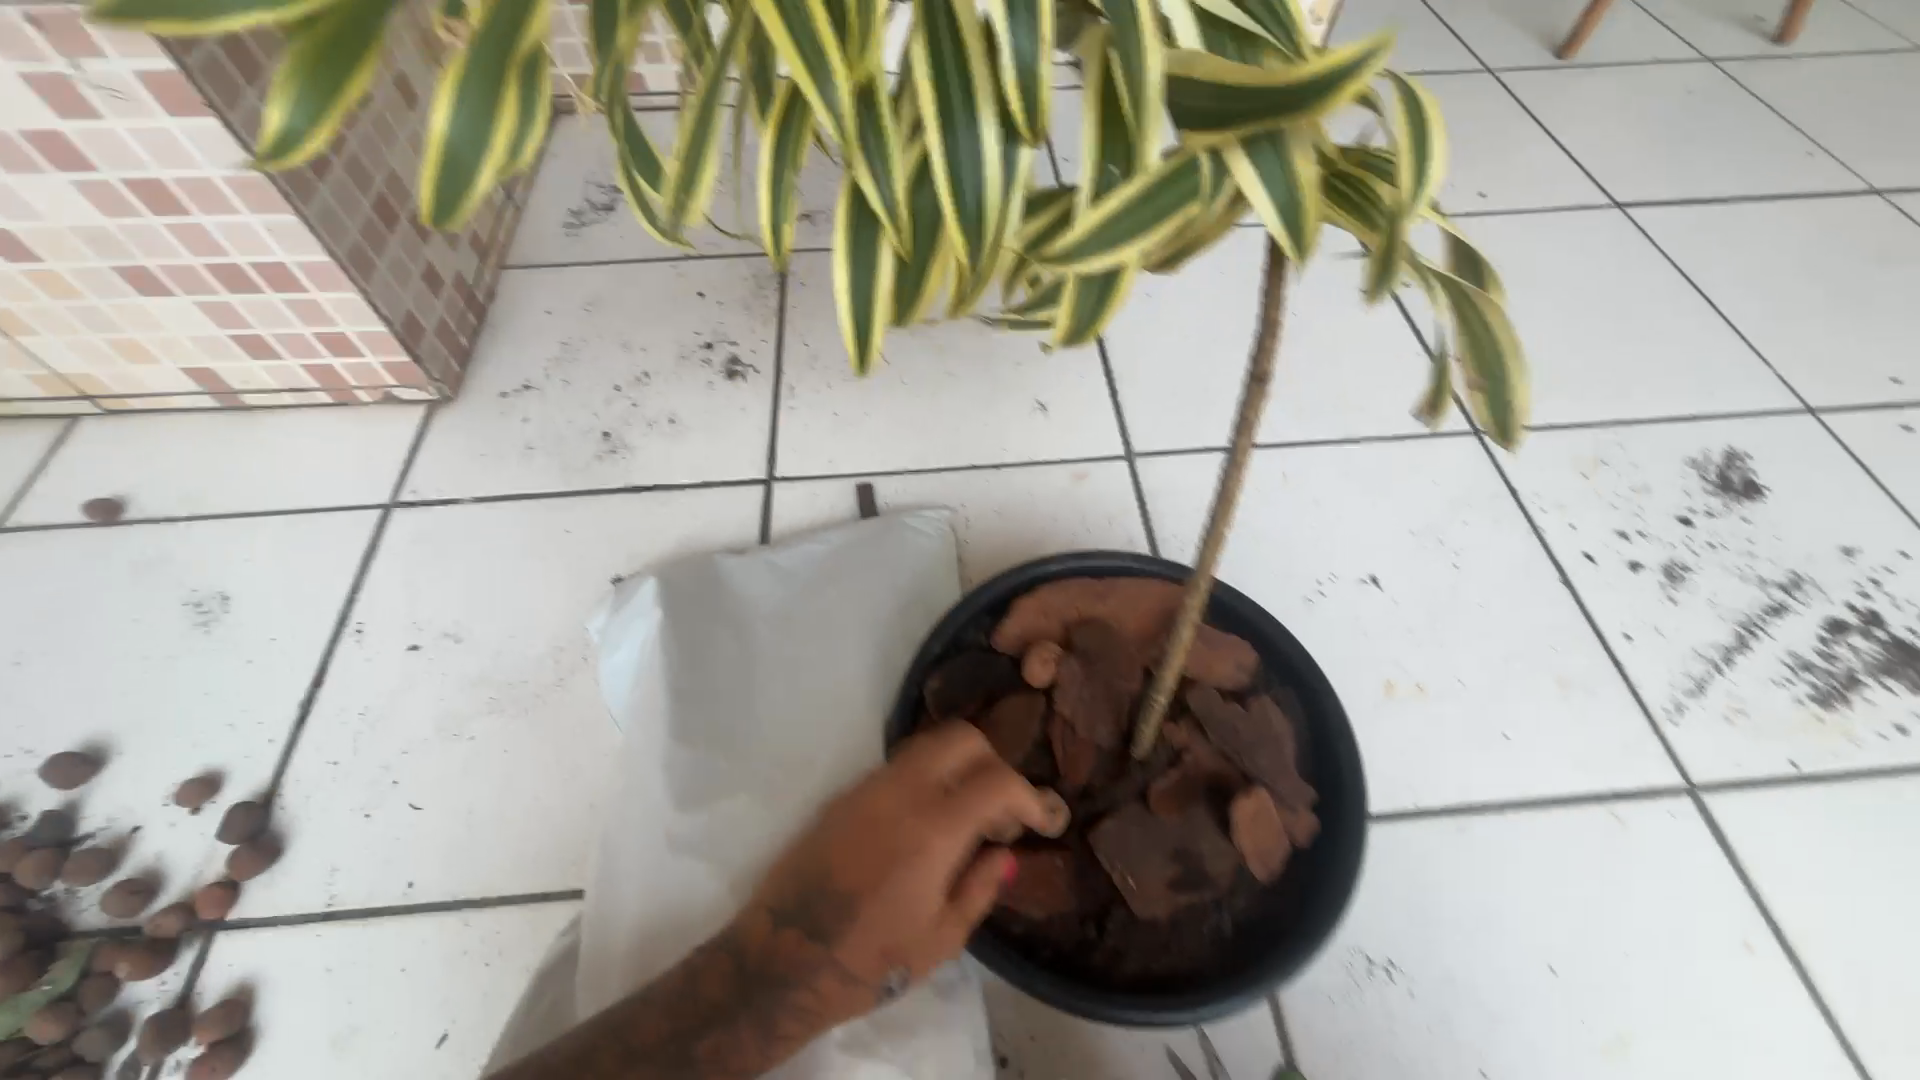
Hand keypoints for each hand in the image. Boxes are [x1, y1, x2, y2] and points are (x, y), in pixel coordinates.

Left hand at [731, 722, 1070, 1029]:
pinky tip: (925, 822)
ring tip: (964, 815)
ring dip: (957, 765)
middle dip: (993, 761)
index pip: (997, 779)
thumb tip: (1005, 852)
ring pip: (926, 745)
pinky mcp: (843, 795)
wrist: (783, 958)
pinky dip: (925, 777)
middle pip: (961, 737)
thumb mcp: (942, 938)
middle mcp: (900, 792)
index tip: (1038, 820)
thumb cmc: (870, 960)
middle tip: (1000, 807)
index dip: (1028, 795)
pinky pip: (897, 765)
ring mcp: (867, 787)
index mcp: (933, 829)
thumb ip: (980, 886)